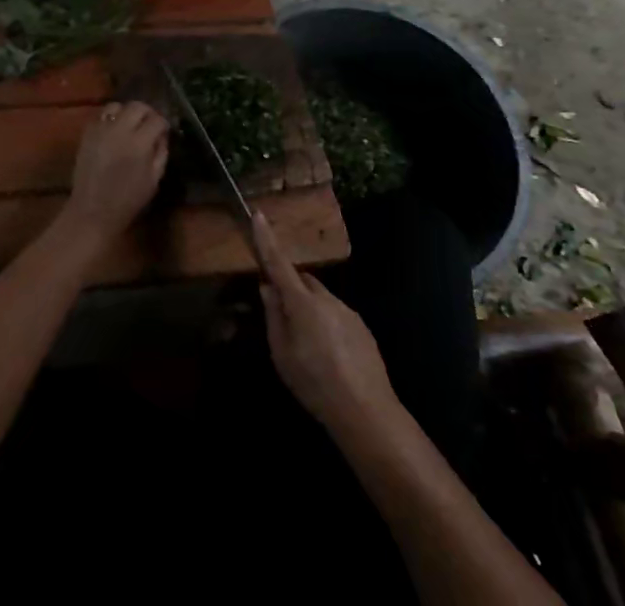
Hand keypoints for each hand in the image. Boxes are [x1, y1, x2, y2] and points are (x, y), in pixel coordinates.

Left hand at [64, 102, 169, 237]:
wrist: (93, 210)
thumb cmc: (128, 199)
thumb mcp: (154, 179)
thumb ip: (161, 153)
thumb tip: (161, 136)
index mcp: (139, 143)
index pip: (157, 120)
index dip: (164, 124)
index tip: (164, 131)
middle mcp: (120, 130)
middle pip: (137, 106)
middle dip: (148, 113)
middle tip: (150, 124)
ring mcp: (100, 130)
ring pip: (117, 106)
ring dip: (127, 112)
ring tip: (130, 125)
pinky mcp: (87, 135)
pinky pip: (100, 116)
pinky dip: (110, 119)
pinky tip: (114, 131)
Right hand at [256, 212, 398, 433]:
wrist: (366, 410)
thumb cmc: (314, 384)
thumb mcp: (282, 354)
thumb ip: (274, 317)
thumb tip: (268, 288)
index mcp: (303, 304)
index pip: (280, 264)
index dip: (267, 240)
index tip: (259, 215)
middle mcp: (328, 299)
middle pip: (302, 281)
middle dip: (290, 289)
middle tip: (280, 318)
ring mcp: (348, 311)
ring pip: (320, 299)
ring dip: (308, 309)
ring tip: (306, 346)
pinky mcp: (362, 326)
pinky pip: (336, 314)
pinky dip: (325, 323)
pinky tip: (327, 354)